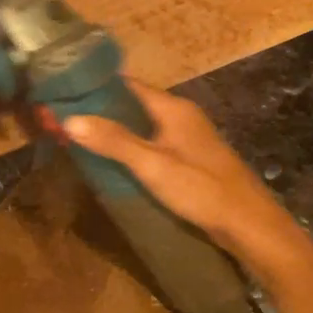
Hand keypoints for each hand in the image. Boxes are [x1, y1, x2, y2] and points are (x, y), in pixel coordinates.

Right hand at [62, 79, 302, 259]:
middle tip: (61, 118)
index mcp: (172, 107)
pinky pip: (150, 144)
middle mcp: (180, 116)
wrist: (251, 228)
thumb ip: (113, 141)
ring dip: (112, 130)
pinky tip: (110, 160)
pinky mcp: (189, 160)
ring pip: (140, 125)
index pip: (125, 84)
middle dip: (98, 110)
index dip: (93, 87)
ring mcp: (186, 138)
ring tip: (76, 137)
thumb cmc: (202, 189)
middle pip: (131, 104)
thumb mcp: (152, 165)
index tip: (61, 93)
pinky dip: (128, 147)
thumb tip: (68, 118)